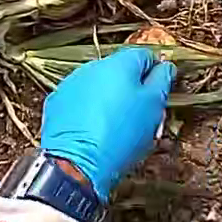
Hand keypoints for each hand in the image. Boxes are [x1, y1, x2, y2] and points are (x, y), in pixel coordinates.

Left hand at [39, 47, 175, 199]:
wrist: (76, 165)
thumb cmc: (120, 134)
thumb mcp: (153, 106)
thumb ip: (162, 80)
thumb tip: (165, 67)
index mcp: (120, 63)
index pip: (145, 56)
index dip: (156, 75)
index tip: (158, 95)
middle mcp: (93, 67)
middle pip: (121, 71)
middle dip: (133, 89)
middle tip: (141, 116)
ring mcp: (71, 84)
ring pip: (100, 85)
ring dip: (110, 99)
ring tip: (116, 128)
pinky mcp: (56, 103)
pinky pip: (80, 101)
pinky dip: (89, 111)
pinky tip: (94, 131)